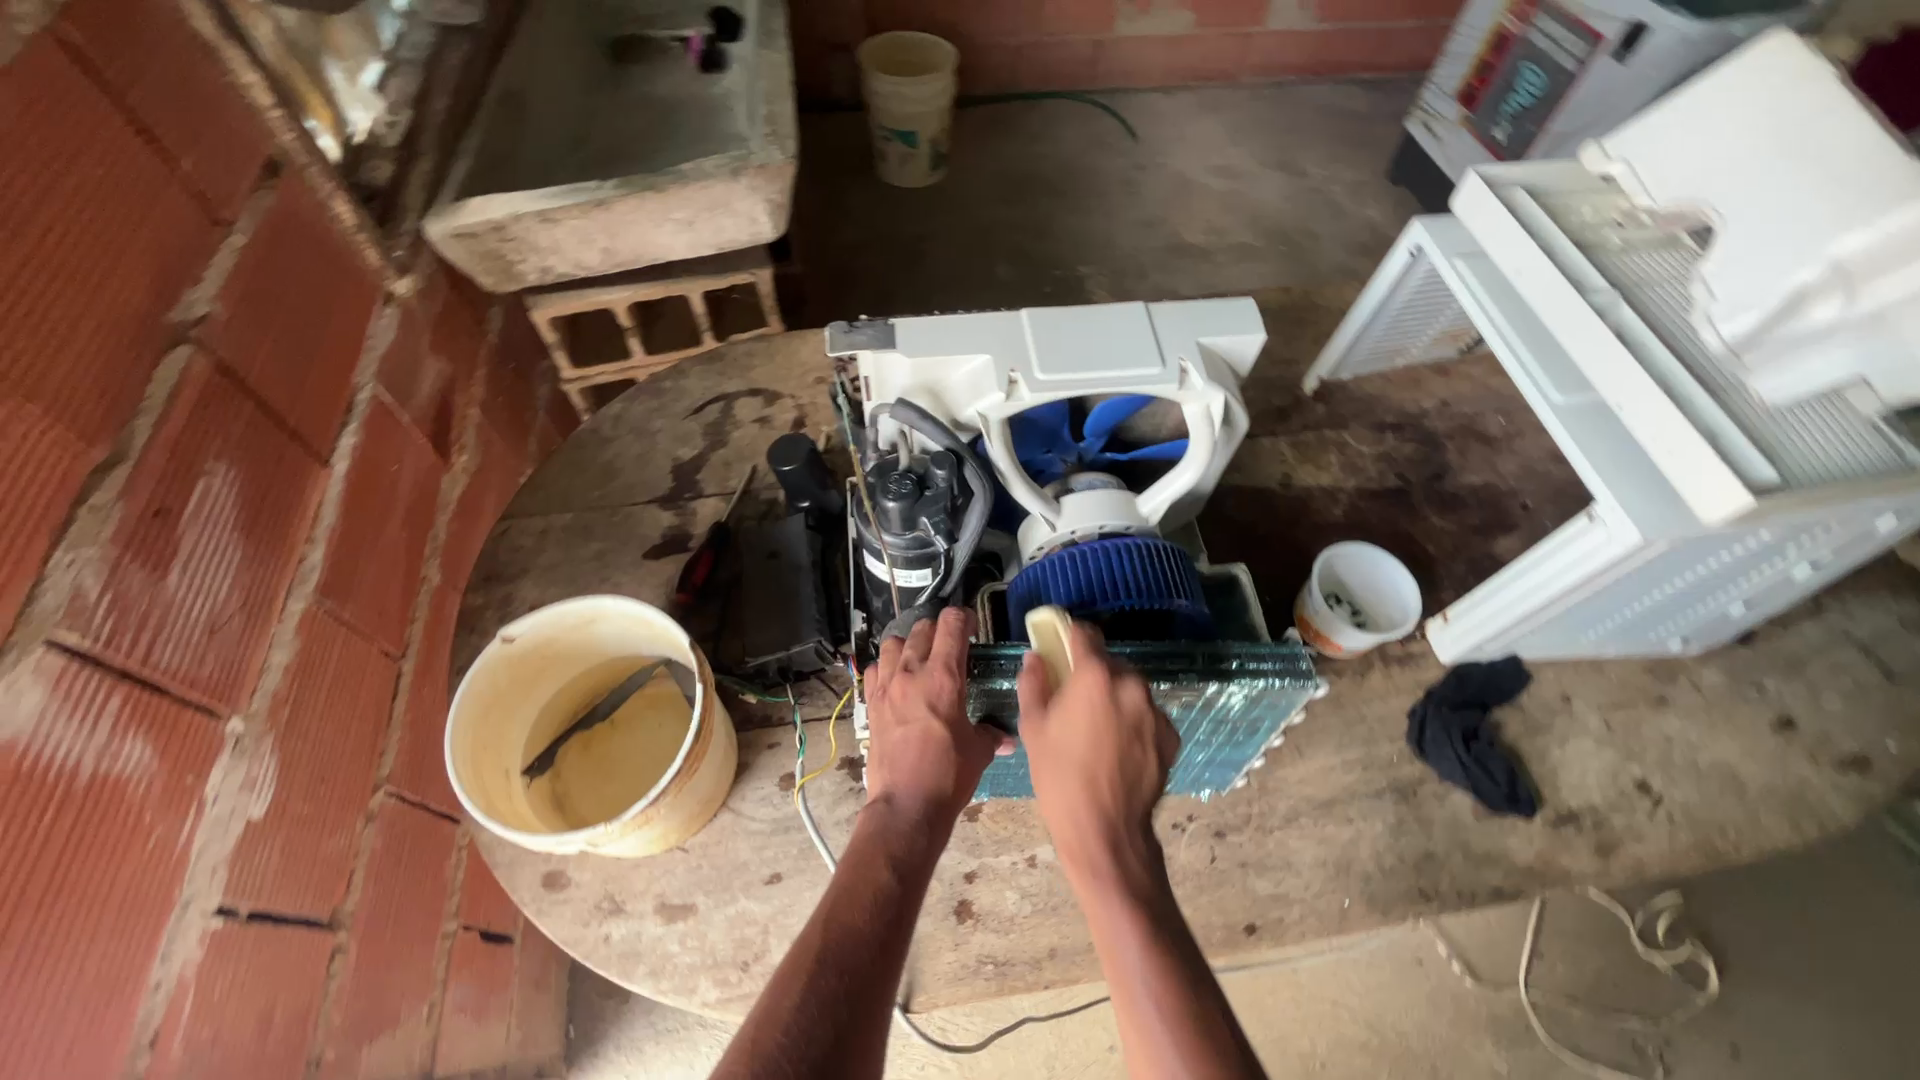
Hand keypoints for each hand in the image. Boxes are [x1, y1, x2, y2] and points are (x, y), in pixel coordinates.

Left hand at [862, 607, 1008, 826]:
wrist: (907, 805)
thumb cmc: (948, 775)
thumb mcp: (978, 752)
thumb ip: (991, 735)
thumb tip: (1004, 738)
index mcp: (943, 677)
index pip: (952, 624)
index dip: (964, 618)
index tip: (972, 626)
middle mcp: (911, 673)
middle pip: (922, 629)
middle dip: (939, 630)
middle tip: (951, 644)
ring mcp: (887, 687)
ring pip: (893, 643)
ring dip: (908, 644)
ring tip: (920, 658)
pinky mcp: (870, 705)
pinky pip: (874, 670)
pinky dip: (886, 667)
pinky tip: (896, 681)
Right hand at [1017, 621, 1179, 889]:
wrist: (1105, 829)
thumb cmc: (1059, 776)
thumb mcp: (1033, 727)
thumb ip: (1034, 683)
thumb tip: (1036, 658)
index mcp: (1095, 676)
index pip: (1085, 634)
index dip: (1069, 635)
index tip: (1059, 644)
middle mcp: (1131, 684)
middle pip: (1110, 663)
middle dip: (1092, 673)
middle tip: (1074, 700)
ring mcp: (1155, 710)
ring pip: (1130, 689)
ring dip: (1114, 697)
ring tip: (1097, 729)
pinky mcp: (1171, 735)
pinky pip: (1147, 715)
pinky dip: (1133, 721)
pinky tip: (1118, 748)